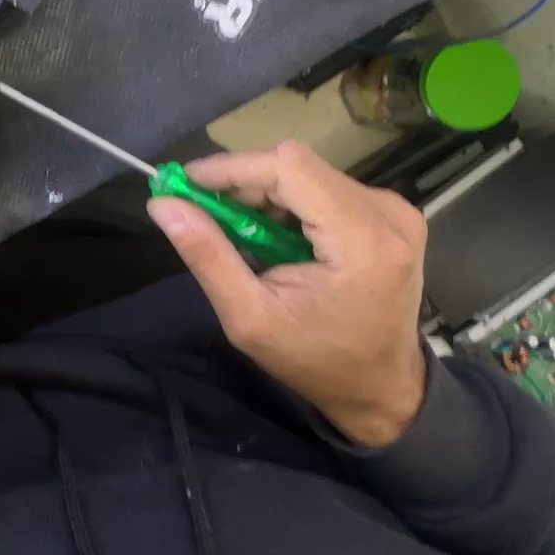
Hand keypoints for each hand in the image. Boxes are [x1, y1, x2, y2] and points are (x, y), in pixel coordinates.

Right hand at [146, 141, 428, 447]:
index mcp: (363, 241)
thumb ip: (207, 256)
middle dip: (241, 182)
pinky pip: (321, 186)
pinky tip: (266, 235)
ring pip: (306, 173)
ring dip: (260, 193)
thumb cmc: (315, 360)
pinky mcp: (387, 214)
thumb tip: (162, 204)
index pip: (290, 168)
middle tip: (201, 210)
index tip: (185, 182)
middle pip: (297, 166)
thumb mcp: (249, 318)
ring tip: (234, 232)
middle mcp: (386, 213)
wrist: (380, 388)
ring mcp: (392, 211)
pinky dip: (284, 203)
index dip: (232, 167)